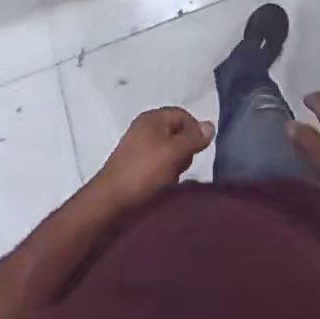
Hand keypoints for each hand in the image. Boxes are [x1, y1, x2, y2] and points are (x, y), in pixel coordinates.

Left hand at [92, 107, 213, 207]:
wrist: (109, 202)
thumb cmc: (144, 172)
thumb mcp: (174, 152)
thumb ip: (194, 138)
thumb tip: (210, 126)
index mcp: (153, 117)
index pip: (183, 115)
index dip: (195, 131)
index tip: (198, 151)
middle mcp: (144, 127)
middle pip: (176, 132)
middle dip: (184, 150)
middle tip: (182, 167)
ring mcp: (136, 146)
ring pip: (167, 150)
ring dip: (174, 164)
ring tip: (170, 180)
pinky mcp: (132, 165)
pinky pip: (156, 164)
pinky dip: (162, 173)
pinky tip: (160, 186)